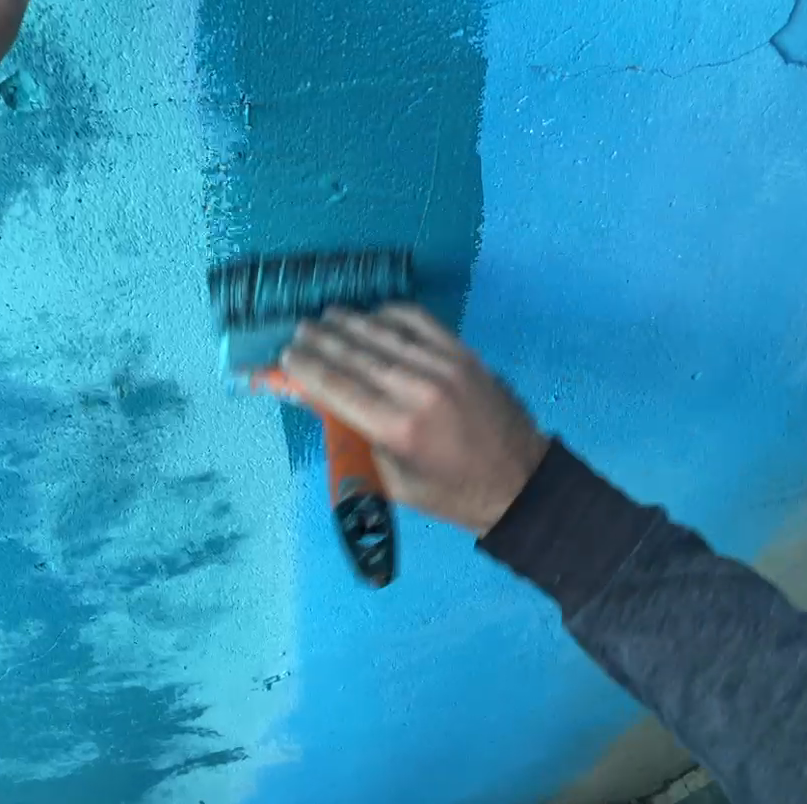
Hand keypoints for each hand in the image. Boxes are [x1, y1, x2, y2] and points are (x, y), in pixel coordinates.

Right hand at [281, 305, 550, 534]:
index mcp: (398, 429)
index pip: (338, 387)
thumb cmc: (448, 493)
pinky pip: (418, 321)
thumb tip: (312, 397)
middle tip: (298, 331)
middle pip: (355, 354)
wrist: (521, 482)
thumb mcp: (391, 480)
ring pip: (383, 333)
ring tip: (324, 317)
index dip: (307, 367)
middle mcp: (418, 390)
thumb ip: (352, 436)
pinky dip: (389, 314)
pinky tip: (371, 314)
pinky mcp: (463, 352)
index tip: (286, 355)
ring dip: (349, 322)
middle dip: (321, 340)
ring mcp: (444, 365)